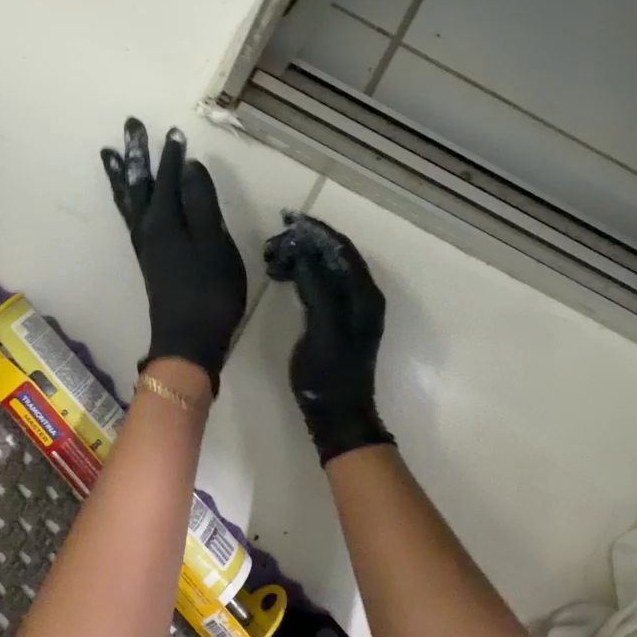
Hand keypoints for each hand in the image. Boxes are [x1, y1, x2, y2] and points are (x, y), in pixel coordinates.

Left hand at [100, 118, 247, 391]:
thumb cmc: (209, 292)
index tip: (175, 130)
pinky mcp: (148, 258)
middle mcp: (147, 227)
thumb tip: (190, 166)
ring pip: (128, 199)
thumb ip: (201, 203)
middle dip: (136, 154)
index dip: (172, 155)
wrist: (189, 342)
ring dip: (122, 174)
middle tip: (131, 125)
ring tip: (112, 153)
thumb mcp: (214, 245)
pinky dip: (126, 198)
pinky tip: (131, 198)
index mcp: (164, 220)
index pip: (168, 177)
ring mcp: (145, 244)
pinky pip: (131, 215)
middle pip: (138, 182)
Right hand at [263, 211, 393, 462]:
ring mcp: (351, 308)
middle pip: (334, 254)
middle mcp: (363, 295)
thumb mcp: (321, 330)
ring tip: (272, 257)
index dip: (316, 230)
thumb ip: (316, 290)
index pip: (342, 248)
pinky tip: (281, 275)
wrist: (337, 416)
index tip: (287, 220)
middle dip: (304, 242)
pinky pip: (320, 282)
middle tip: (273, 241)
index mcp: (364, 295)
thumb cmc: (329, 375)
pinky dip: (301, 273)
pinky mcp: (337, 318)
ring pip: (325, 267)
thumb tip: (305, 254)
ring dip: (300, 257)